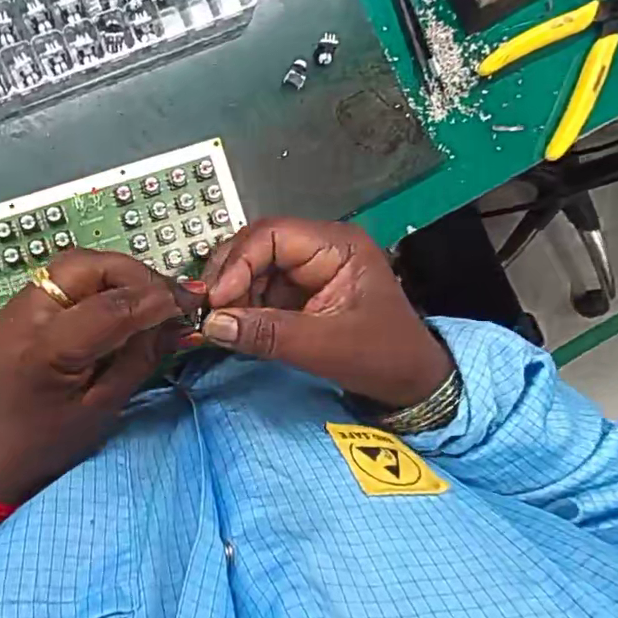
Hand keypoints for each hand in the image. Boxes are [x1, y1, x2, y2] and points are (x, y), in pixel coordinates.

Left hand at [0, 250, 181, 528]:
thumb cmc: (50, 445)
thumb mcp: (103, 406)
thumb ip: (140, 357)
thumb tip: (177, 321)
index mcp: (42, 350)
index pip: (109, 307)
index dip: (155, 299)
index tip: (190, 302)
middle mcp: (21, 317)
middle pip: (86, 266)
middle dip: (135, 275)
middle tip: (168, 298)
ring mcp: (12, 309)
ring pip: (73, 266)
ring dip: (116, 276)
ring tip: (147, 300)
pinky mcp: (14, 311)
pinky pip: (61, 282)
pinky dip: (96, 285)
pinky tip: (117, 307)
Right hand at [200, 217, 450, 408]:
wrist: (409, 383)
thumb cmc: (382, 357)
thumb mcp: (324, 346)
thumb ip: (267, 334)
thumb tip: (212, 326)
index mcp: (336, 246)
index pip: (271, 235)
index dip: (237, 263)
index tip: (216, 300)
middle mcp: (317, 249)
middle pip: (256, 247)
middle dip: (229, 278)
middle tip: (209, 313)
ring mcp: (305, 272)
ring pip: (251, 269)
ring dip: (231, 295)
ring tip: (220, 324)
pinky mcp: (296, 295)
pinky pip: (257, 292)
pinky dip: (239, 309)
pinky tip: (233, 327)